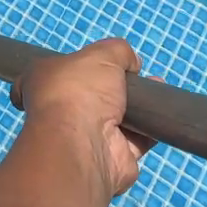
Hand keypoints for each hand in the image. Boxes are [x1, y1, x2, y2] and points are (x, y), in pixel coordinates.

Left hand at [10, 38, 153, 197]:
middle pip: (92, 92)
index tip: (103, 60)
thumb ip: (117, 51)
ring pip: (116, 115)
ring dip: (137, 104)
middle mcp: (61, 107)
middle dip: (116, 83)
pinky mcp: (113, 155)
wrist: (87, 142)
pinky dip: (150, 128)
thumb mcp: (100, 55)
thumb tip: (131, 62)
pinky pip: (135, 138)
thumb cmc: (81, 90)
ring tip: (156, 88)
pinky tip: (161, 113)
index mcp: (44, 80)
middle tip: (137, 74)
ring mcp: (86, 132)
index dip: (80, 63)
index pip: (58, 69)